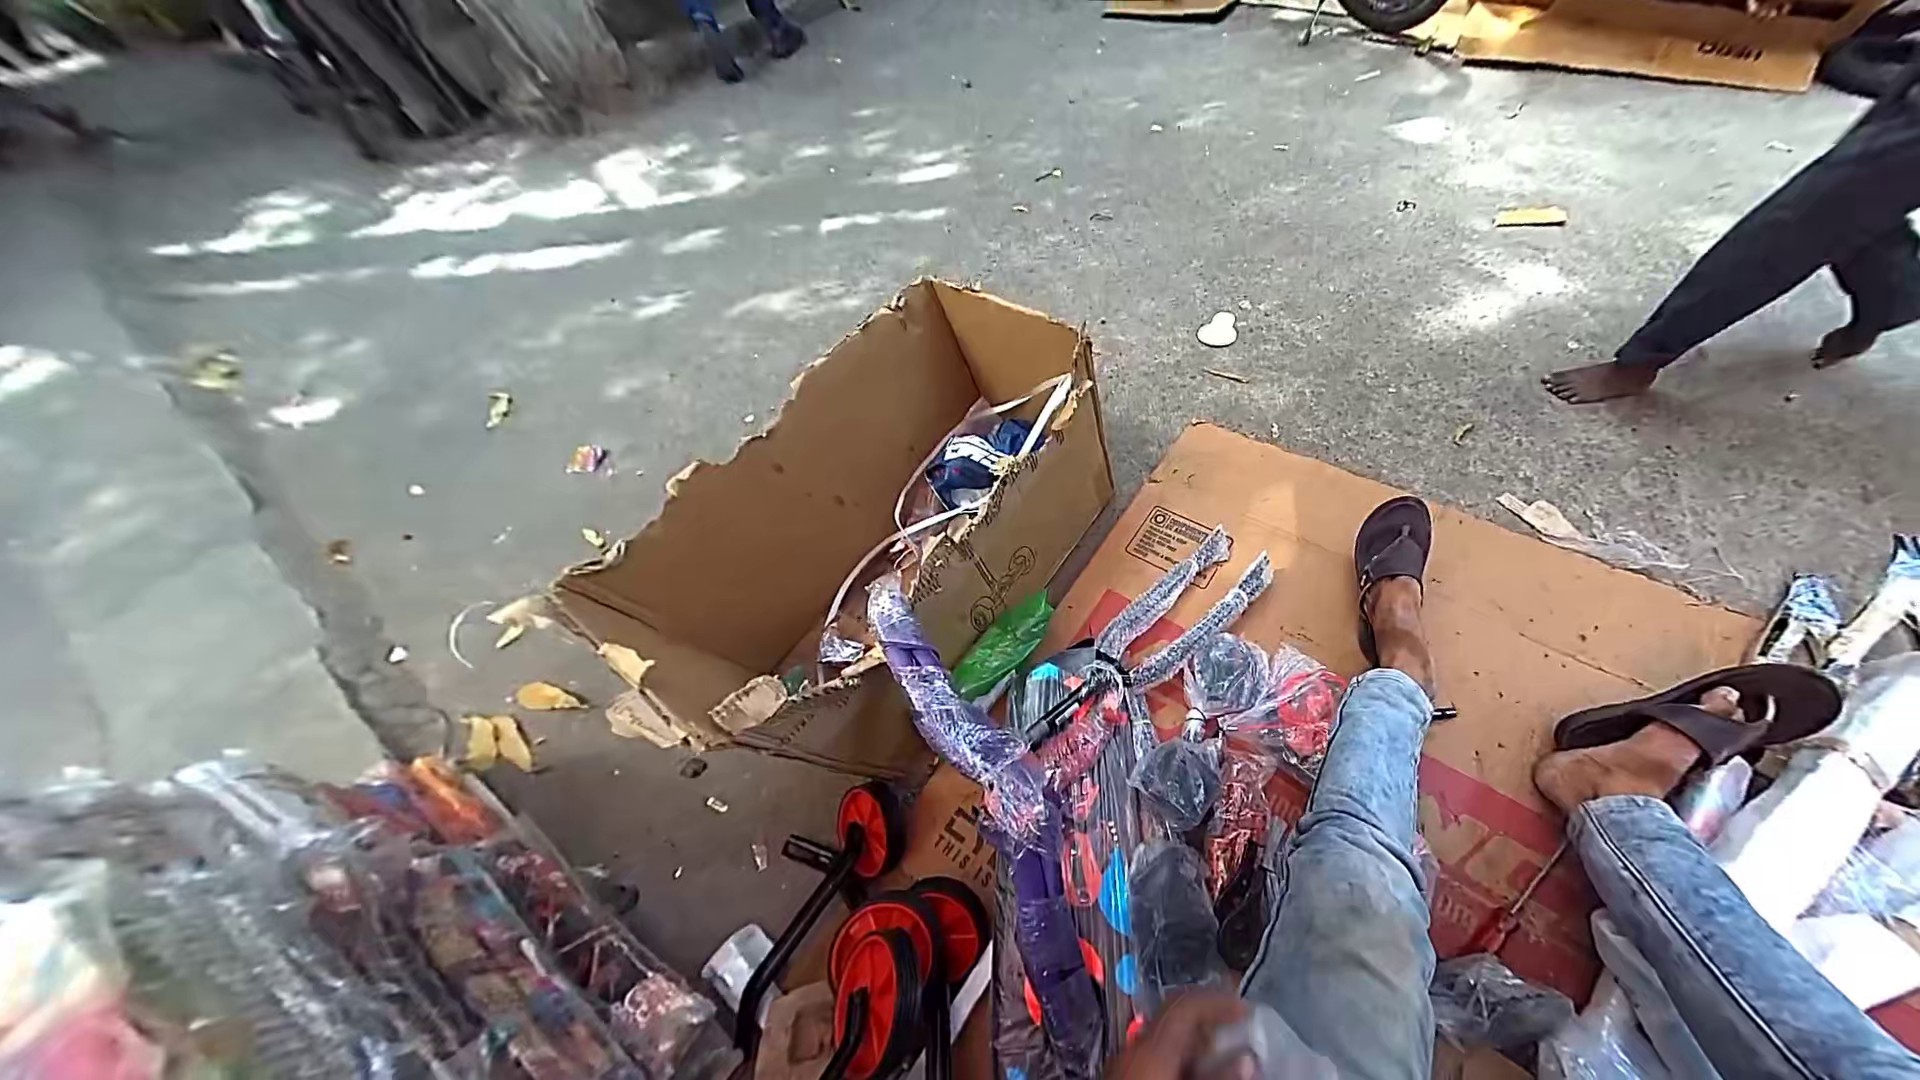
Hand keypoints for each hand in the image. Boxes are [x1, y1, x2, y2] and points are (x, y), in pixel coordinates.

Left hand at [1110, 990, 1250, 1079]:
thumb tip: (1247, 1060)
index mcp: (1151, 1048)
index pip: (1184, 1007)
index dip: (1217, 1003)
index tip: (1247, 1009)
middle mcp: (1135, 1048)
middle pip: (1174, 1022)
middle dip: (1209, 1025)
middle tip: (1243, 1033)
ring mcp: (1125, 1066)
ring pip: (1166, 1042)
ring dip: (1198, 1047)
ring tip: (1231, 1060)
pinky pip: (1157, 1061)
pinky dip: (1183, 1064)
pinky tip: (1202, 1076)